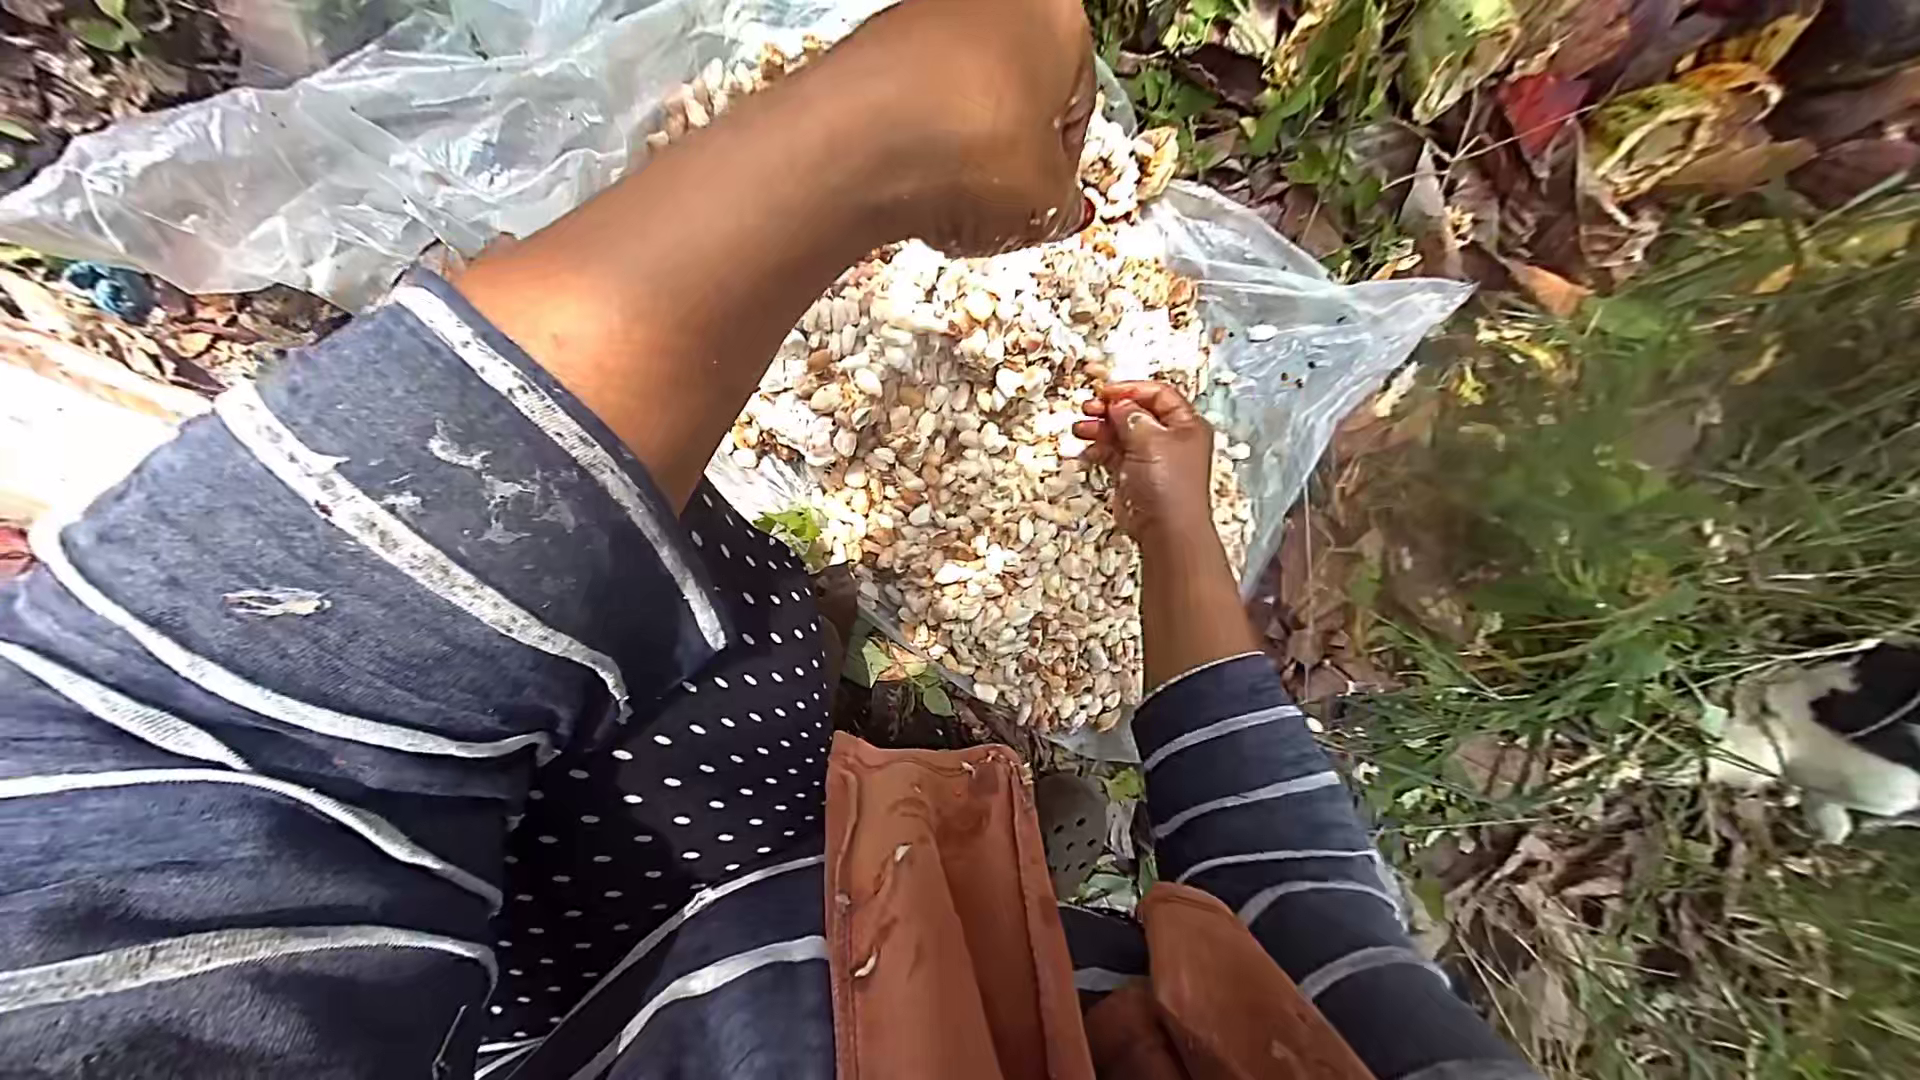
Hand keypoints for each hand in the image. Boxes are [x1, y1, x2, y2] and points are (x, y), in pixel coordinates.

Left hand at [827, 0, 1095, 253]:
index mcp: (1059, 12)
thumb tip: (1064, 209)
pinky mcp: (879, 43)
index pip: (1079, 103)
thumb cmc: (972, 158)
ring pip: (967, 99)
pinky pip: (918, 102)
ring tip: (955, 202)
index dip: (1064, 166)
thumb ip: (1066, 206)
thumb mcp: (1045, 203)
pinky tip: (917, 184)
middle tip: (1002, 209)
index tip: (1049, 202)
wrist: (866, 146)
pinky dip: (923, 143)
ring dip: (966, 151)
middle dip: (1011, 156)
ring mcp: (931, 13)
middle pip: (1018, 95)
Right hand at [1073, 381, 1255, 690]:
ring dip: (1100, 428)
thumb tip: (1119, 404)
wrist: (1164, 530)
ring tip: (1081, 428)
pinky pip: (1112, 455)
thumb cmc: (1167, 486)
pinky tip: (1087, 450)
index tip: (1106, 391)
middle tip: (1089, 408)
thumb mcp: (1150, 440)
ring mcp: (1150, 458)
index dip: (1131, 390)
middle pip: (1136, 413)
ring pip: (1121, 433)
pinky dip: (1099, 449)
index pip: (1158, 394)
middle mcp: (1169, 439)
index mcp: (1185, 425)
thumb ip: (1131, 416)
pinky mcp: (1132, 476)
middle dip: (1110, 409)